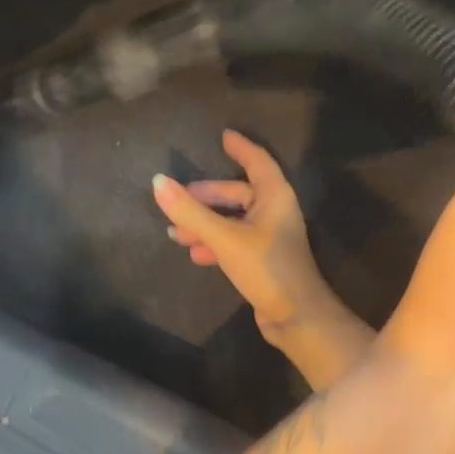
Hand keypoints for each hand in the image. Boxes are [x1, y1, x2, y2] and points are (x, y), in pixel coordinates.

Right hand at [151, 130, 345, 344]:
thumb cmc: (266, 268)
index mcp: (275, 197)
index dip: (240, 148)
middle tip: (179, 198)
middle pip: (238, 193)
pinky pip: (234, 242)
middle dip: (207, 196)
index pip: (257, 161)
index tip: (223, 136)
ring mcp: (270, 238)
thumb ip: (190, 212)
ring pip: (233, 220)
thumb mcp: (224, 238)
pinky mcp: (263, 261)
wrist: (296, 317)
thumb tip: (158, 182)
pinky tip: (195, 254)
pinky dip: (214, 243)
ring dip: (205, 223)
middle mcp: (275, 212)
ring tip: (176, 233)